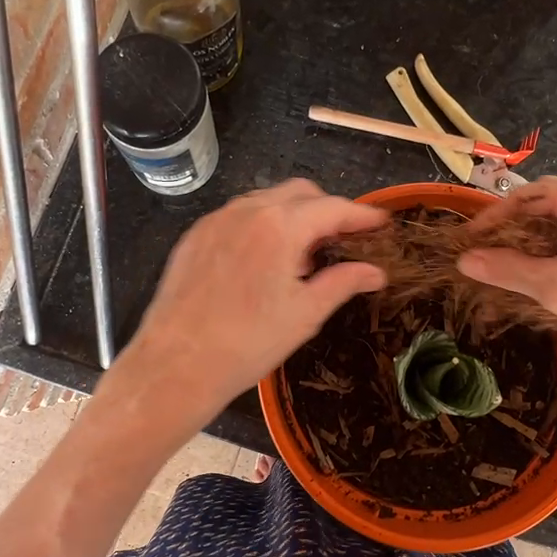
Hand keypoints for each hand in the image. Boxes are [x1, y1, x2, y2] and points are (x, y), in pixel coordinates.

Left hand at [111, 180, 387, 435]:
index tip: (380, 222)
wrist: (177, 364)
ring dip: (292, 215)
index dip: (360, 214)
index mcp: (280, 226)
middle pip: (300, 192)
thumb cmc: (248, 342)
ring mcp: (216, 220)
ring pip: (266, 200)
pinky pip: (237, 217)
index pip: (333, 207)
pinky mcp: (195, 235)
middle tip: (341, 240)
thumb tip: (375, 272)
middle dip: (326, 209)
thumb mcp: (305, 314)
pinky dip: (260, 226)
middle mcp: (247, 210)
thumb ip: (342, 283)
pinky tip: (262, 261)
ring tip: (301, 255)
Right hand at [456, 176, 556, 412]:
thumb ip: (507, 269)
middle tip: (492, 262)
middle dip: (520, 235)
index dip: (495, 218)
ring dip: (545, 249)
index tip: (470, 242)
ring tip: (522, 277)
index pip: (529, 195)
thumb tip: (466, 259)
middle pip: (554, 208)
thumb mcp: (555, 287)